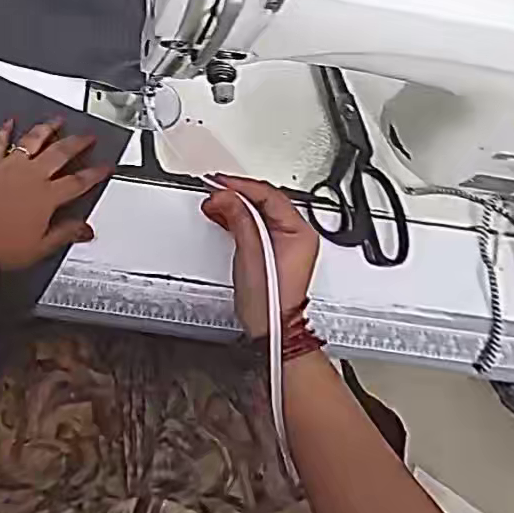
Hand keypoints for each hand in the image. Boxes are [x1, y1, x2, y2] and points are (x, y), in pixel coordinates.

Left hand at [0, 118, 115, 272]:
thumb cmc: (0, 247)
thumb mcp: (41, 247)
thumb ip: (65, 233)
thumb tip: (85, 230)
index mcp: (48, 196)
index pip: (79, 181)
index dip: (95, 173)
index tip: (105, 166)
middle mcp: (31, 175)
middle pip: (61, 152)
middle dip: (78, 142)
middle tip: (88, 136)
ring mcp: (10, 166)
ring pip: (34, 140)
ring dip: (48, 128)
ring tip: (57, 121)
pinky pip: (0, 142)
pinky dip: (6, 130)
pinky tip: (10, 122)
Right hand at [201, 175, 320, 337]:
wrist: (271, 329)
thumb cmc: (269, 300)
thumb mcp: (250, 253)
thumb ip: (239, 219)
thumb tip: (227, 196)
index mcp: (299, 232)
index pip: (269, 196)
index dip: (242, 186)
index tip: (221, 183)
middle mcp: (297, 235)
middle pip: (265, 200)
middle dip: (237, 194)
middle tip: (215, 192)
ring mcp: (287, 242)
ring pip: (259, 211)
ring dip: (235, 204)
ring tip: (214, 203)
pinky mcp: (274, 248)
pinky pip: (257, 223)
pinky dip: (238, 217)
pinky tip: (223, 215)